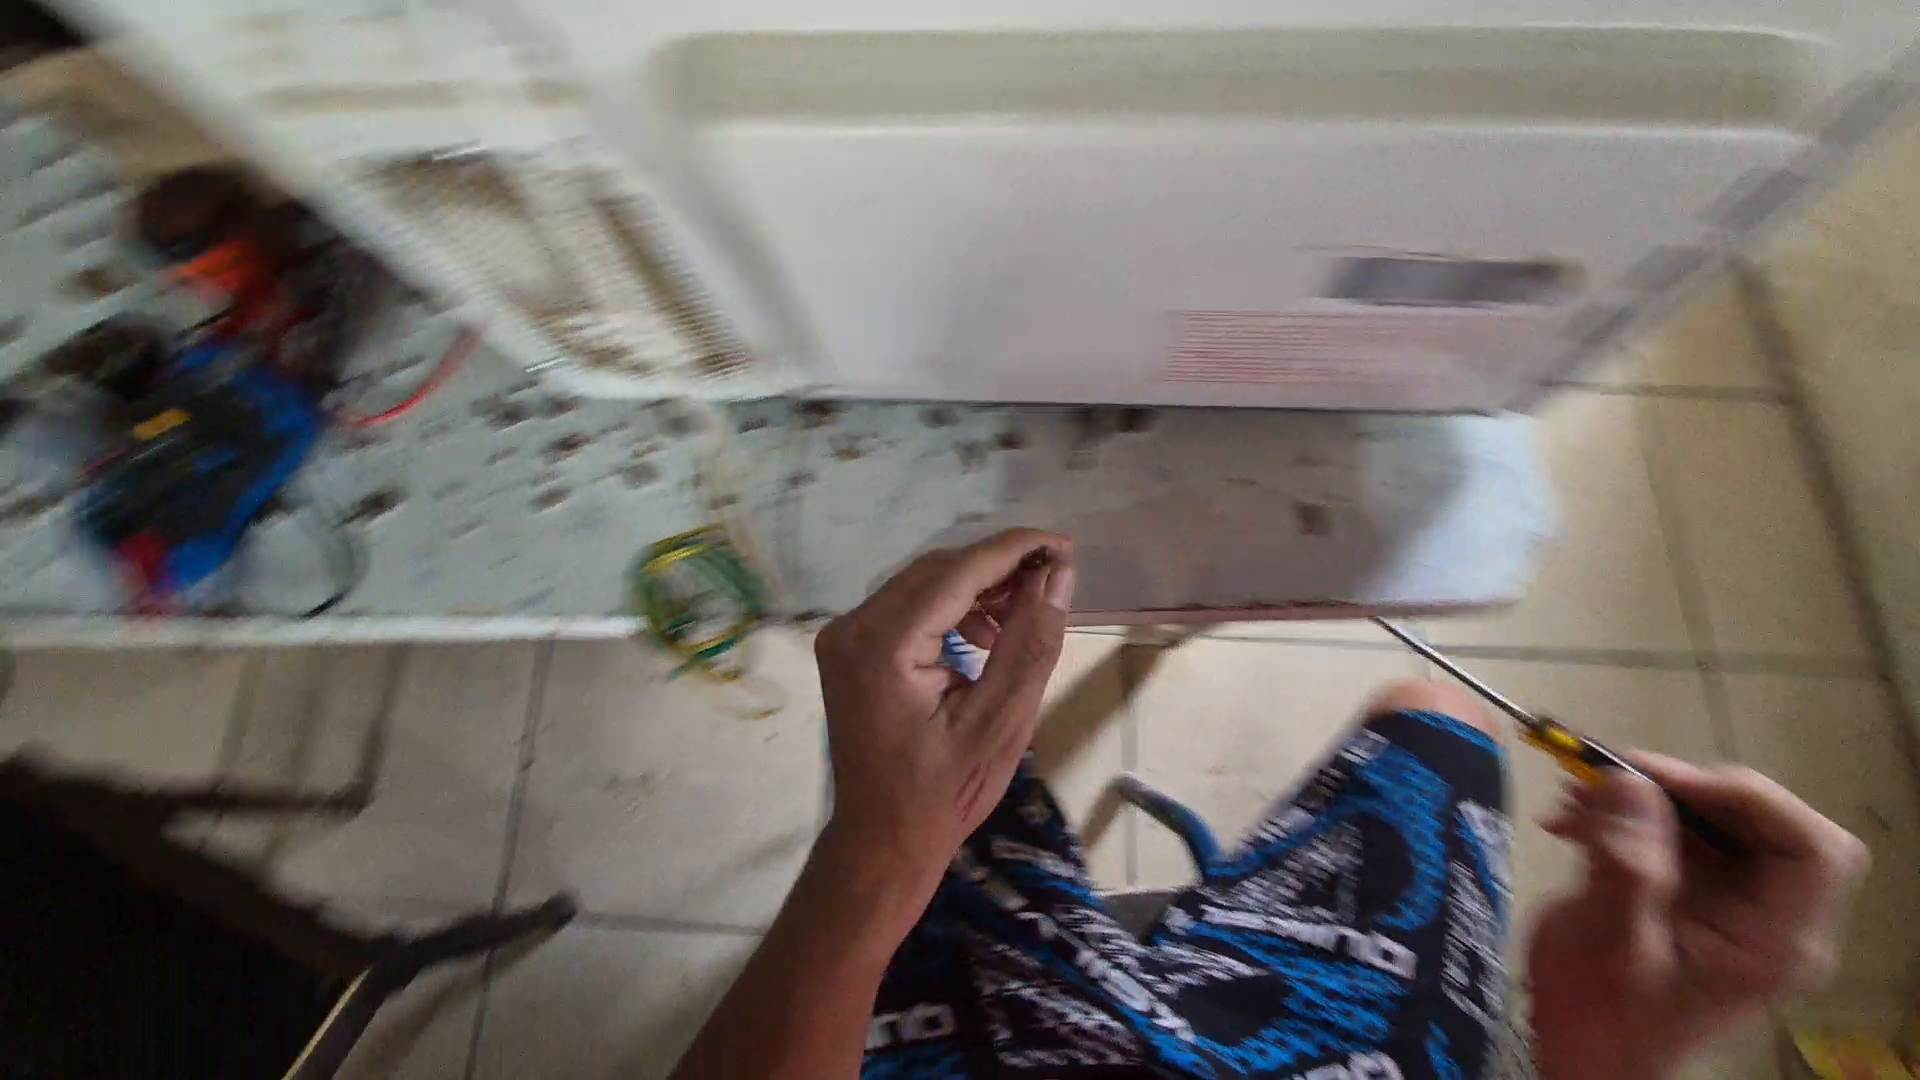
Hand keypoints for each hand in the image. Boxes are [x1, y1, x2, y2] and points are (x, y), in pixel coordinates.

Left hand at [812, 528, 1075, 918]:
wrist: (882, 838)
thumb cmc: (945, 794)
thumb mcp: (1001, 723)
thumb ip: (1029, 643)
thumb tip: (1057, 575)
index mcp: (882, 647)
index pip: (956, 573)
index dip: (1014, 550)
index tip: (1064, 544)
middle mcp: (852, 627)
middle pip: (936, 571)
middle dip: (998, 568)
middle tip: (1054, 578)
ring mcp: (844, 635)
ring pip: (923, 583)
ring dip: (977, 589)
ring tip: (1024, 615)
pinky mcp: (851, 645)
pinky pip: (909, 606)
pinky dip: (951, 609)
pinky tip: (985, 636)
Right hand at [1528, 753, 1869, 1079]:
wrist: (1579, 1051)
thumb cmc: (1599, 1009)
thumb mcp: (1606, 938)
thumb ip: (1626, 862)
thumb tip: (1627, 779)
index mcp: (1773, 940)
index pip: (1810, 849)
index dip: (1743, 798)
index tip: (1653, 777)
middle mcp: (1764, 917)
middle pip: (1762, 825)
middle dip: (1681, 787)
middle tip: (1601, 773)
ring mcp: (1725, 904)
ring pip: (1710, 821)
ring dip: (1641, 796)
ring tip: (1572, 795)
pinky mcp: (1683, 892)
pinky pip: (1668, 833)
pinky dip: (1619, 813)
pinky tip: (1568, 819)